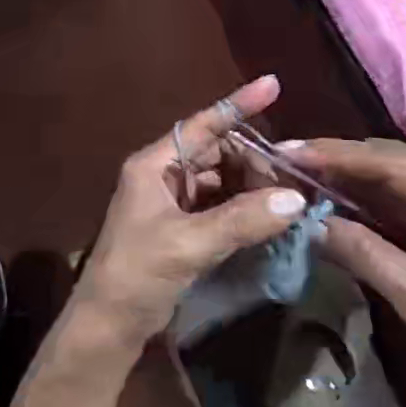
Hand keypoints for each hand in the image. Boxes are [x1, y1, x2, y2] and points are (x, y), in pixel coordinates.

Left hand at [74, 76, 310, 343]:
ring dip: (253, 186)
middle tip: (294, 178)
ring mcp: (173, 202)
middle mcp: (163, 175)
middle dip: (254, 159)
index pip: (201, 125)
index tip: (273, 85)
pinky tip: (273, 218)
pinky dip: (246, 209)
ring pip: (222, 180)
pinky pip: (221, 206)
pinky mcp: (183, 227)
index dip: (236, 105)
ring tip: (291, 197)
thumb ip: (241, 220)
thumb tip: (295, 199)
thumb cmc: (137, 272)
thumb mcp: (189, 243)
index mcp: (154, 165)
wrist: (110, 321)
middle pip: (216, 152)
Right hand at [286, 139, 405, 406]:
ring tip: (297, 180)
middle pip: (399, 166)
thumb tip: (310, 222)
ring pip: (401, 185)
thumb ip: (374, 260)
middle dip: (339, 162)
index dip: (339, 155)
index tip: (286, 153)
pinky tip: (334, 208)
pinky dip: (368, 207)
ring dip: (350, 182)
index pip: (400, 166)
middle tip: (282, 164)